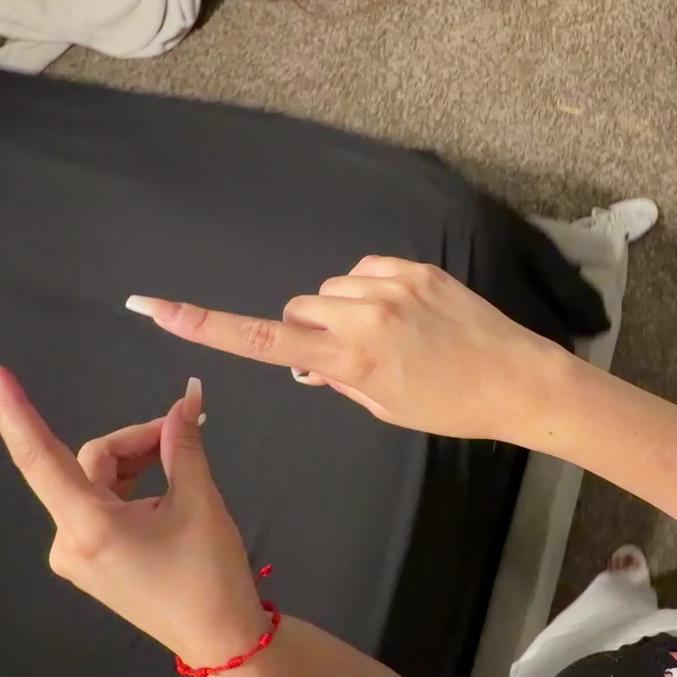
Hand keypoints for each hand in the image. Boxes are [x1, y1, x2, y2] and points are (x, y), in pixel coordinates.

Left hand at [0, 349, 267, 665]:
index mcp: (88, 526)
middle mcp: (69, 539)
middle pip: (91, 463)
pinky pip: (104, 505)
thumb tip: (188, 398)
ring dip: (140, 460)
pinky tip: (170, 482)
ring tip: (187, 456)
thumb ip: (185, 445)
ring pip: (98, 483)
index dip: (15, 412)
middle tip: (190, 424)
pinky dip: (135, 484)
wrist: (220, 637)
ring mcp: (77, 553)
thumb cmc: (210, 572)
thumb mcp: (200, 501)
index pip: (41, 457)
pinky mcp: (93, 560)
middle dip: (139, 440)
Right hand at [123, 256, 576, 442]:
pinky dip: (372, 290)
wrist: (518, 379)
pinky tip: (405, 312)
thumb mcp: (386, 407)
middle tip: (352, 354)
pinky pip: (368, 271)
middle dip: (312, 329)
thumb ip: (339, 378)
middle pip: (300, 308)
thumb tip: (309, 359)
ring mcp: (392, 285)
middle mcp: (364, 314)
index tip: (158, 307)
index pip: (266, 340)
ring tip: (390, 334)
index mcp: (351, 359)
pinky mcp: (418, 269)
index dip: (207, 325)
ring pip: (333, 289)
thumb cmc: (451, 407)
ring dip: (344, 309)